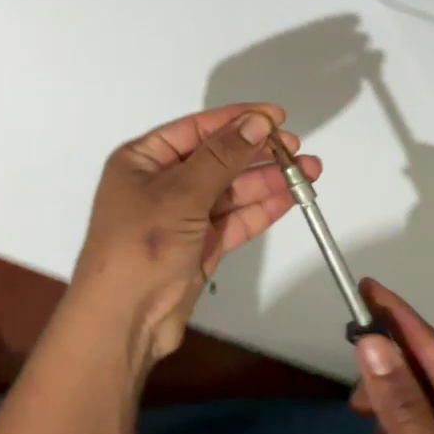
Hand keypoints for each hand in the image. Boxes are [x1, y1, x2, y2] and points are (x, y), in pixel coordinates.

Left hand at [70, 104, 319, 367]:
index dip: (235, 120)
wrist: (125, 317)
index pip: (195, 130)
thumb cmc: (142, 244)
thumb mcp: (180, 194)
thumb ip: (221, 158)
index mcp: (141, 159)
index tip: (275, 116)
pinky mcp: (197, 246)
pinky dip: (259, 210)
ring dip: (265, 181)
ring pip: (228, 191)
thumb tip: (256, 122)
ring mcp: (179, 216)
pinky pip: (232, 220)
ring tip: (308, 172)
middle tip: (298, 149)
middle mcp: (159, 183)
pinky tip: (289, 198)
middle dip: (256, 153)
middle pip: (214, 159)